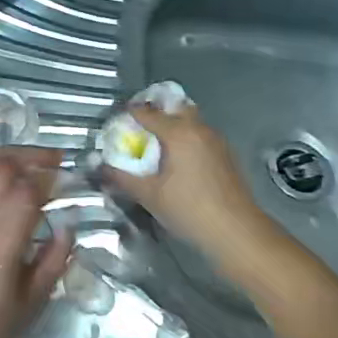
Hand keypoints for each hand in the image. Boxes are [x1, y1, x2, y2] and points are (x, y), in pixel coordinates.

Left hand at [0, 146, 72, 337]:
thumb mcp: (34, 300)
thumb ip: (55, 258)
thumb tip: (70, 226)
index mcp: (3, 243)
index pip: (27, 191)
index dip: (49, 177)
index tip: (67, 178)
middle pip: (2, 167)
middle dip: (31, 157)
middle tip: (55, 161)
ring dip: (8, 156)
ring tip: (29, 161)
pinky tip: (2, 176)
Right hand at [102, 104, 265, 246]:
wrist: (236, 230)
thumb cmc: (190, 209)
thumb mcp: (150, 195)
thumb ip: (123, 178)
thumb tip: (101, 168)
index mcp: (178, 132)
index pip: (148, 113)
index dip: (131, 113)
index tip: (118, 119)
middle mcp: (199, 128)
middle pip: (176, 108)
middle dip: (158, 112)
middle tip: (141, 128)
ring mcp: (217, 140)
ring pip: (192, 121)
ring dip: (175, 125)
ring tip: (159, 145)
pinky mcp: (227, 154)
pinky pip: (202, 136)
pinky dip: (189, 139)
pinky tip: (181, 161)